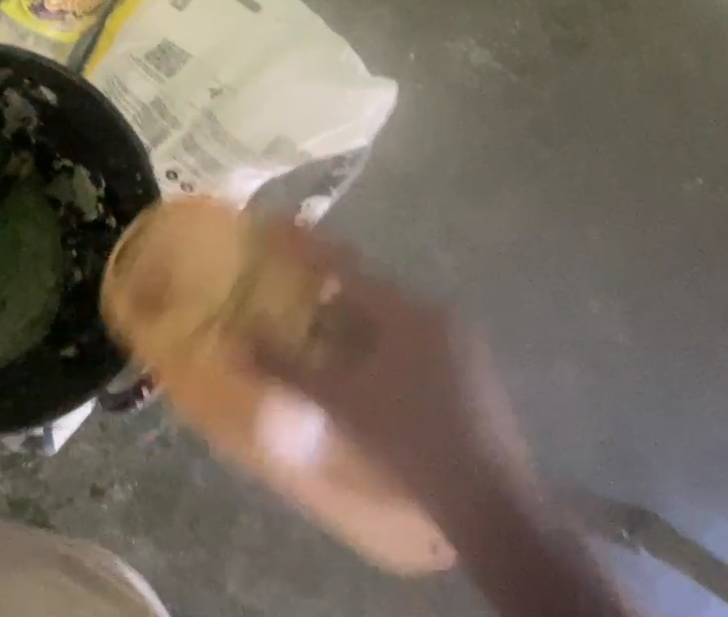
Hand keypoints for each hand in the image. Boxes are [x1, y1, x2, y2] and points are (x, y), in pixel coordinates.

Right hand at [250, 237, 537, 518]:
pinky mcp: (464, 371)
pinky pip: (402, 340)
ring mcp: (456, 344)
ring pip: (383, 318)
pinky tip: (346, 368)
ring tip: (304, 334)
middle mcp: (435, 315)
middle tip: (280, 290)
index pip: (344, 265)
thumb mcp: (337, 399)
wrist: (491, 504)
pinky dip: (366, 344)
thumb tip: (236, 338)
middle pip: (363, 290)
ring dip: (342, 322)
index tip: (274, 222)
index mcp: (407, 312)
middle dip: (319, 290)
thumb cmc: (409, 437)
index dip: (304, 244)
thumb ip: (284, 364)